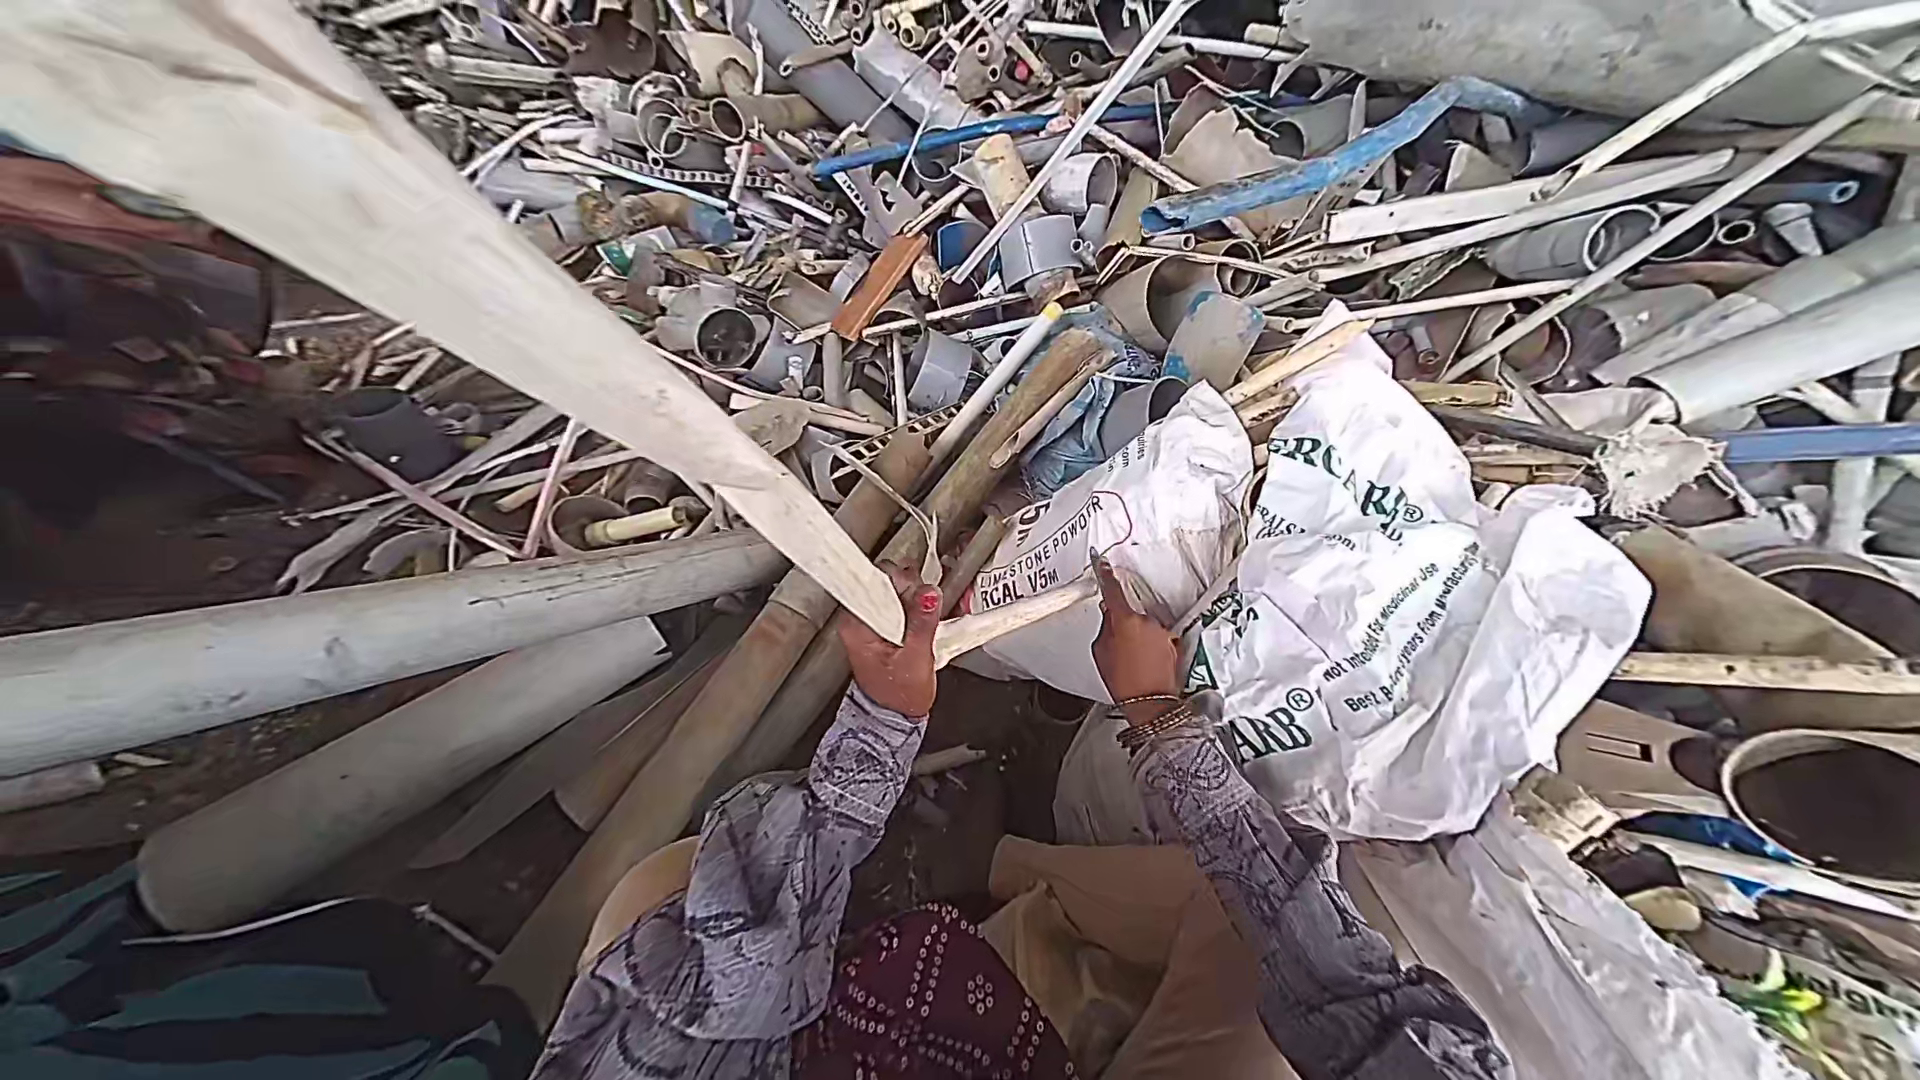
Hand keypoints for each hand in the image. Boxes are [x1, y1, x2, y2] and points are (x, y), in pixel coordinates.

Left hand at [837, 561, 940, 717]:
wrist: (895, 716)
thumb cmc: (898, 695)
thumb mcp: (916, 659)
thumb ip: (922, 623)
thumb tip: (929, 594)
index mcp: (857, 625)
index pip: (870, 583)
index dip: (898, 580)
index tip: (916, 587)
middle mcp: (860, 618)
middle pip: (885, 581)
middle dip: (911, 587)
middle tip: (927, 607)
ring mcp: (873, 620)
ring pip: (896, 589)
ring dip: (917, 596)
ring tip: (928, 617)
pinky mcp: (885, 623)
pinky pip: (901, 602)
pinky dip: (917, 605)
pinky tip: (927, 616)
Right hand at [1091, 556, 1180, 725]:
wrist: (1150, 703)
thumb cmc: (1125, 682)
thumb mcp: (1101, 652)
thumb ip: (1104, 628)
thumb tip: (1109, 616)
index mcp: (1125, 620)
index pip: (1112, 591)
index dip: (1105, 575)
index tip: (1102, 564)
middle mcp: (1146, 622)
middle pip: (1128, 613)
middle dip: (1122, 625)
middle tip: (1116, 648)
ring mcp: (1161, 632)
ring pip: (1142, 626)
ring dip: (1136, 637)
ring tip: (1130, 661)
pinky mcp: (1172, 643)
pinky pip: (1154, 637)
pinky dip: (1148, 646)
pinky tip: (1143, 663)